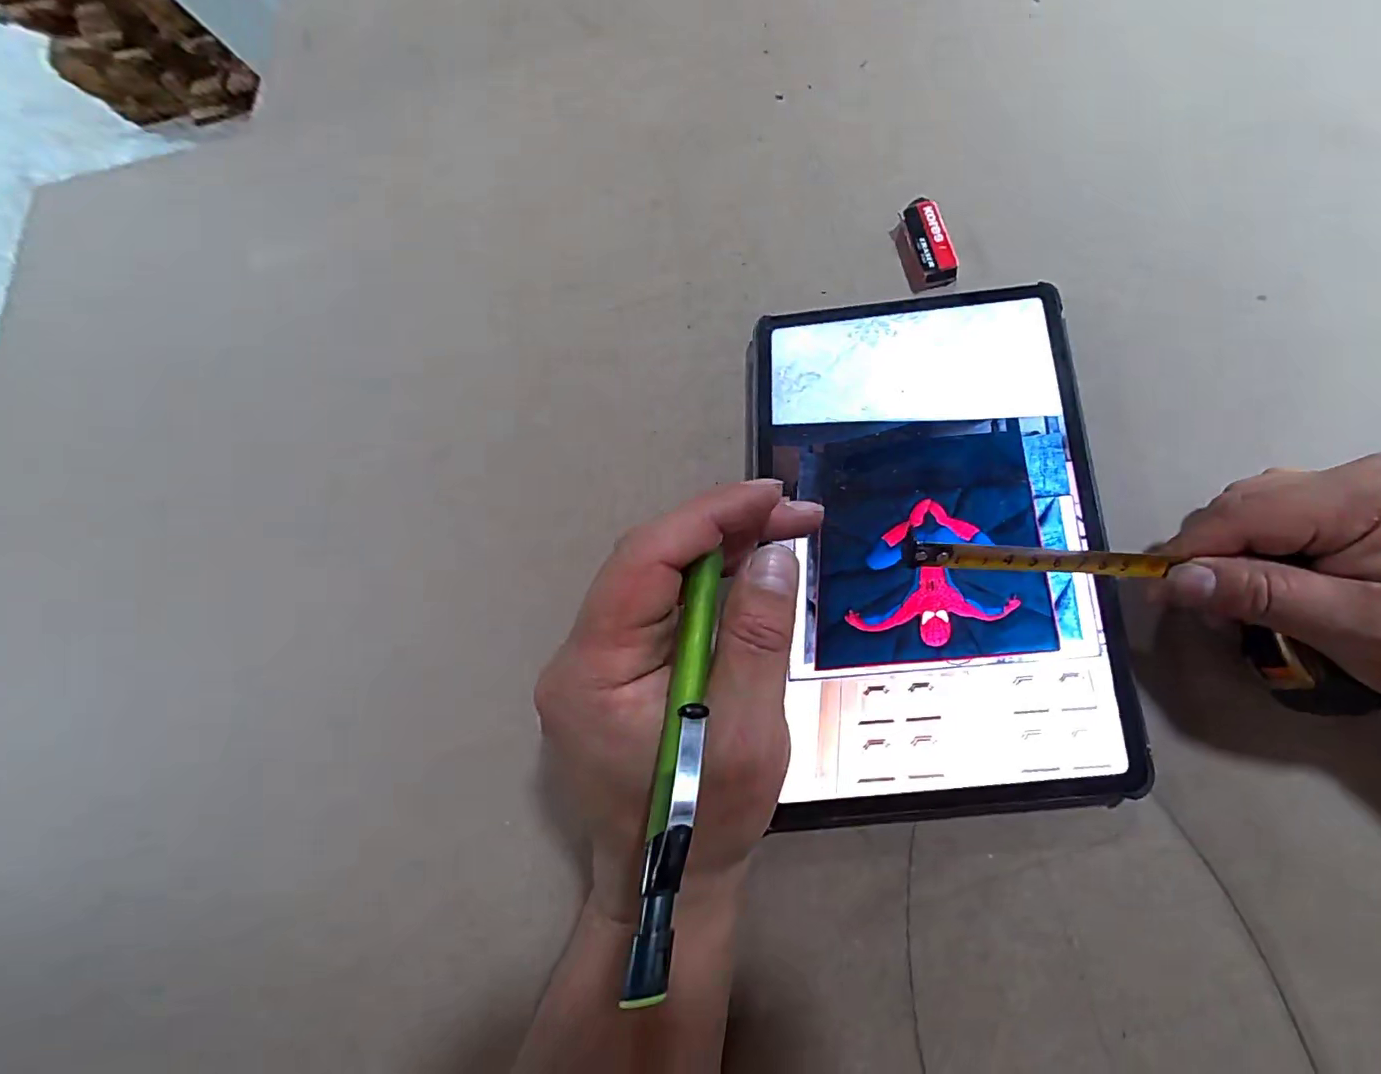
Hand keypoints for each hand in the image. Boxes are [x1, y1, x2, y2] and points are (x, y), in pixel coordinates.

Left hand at [534, 480, 822, 921]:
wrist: (671, 883)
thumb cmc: (704, 822)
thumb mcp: (744, 735)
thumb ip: (756, 641)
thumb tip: (775, 555)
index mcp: (593, 670)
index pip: (644, 561)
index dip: (709, 516)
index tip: (771, 497)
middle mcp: (584, 655)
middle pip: (651, 562)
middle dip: (725, 528)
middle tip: (796, 517)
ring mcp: (603, 661)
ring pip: (664, 579)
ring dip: (725, 551)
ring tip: (787, 536)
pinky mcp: (627, 668)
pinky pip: (672, 607)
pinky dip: (718, 584)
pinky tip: (757, 574)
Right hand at [1152, 453, 1380, 716]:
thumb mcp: (1359, 627)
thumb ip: (1264, 595)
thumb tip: (1180, 579)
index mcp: (1365, 493)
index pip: (1246, 511)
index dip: (1190, 550)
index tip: (1155, 593)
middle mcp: (1365, 474)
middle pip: (1251, 501)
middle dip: (1211, 551)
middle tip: (1202, 608)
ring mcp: (1375, 485)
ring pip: (1267, 505)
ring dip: (1236, 549)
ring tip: (1237, 598)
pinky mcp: (1380, 504)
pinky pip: (1296, 514)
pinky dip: (1268, 546)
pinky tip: (1278, 579)